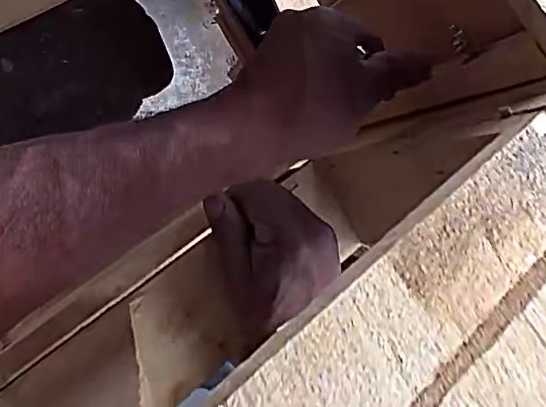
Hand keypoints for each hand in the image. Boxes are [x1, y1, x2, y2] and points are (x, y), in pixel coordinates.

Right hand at [204, 181, 339, 341]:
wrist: (302, 354)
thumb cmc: (266, 323)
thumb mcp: (238, 281)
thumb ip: (228, 234)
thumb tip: (214, 198)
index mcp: (292, 236)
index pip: (258, 191)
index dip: (235, 200)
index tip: (223, 219)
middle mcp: (315, 228)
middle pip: (275, 193)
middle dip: (251, 207)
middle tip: (238, 238)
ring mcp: (327, 235)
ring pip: (287, 202)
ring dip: (267, 214)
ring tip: (256, 249)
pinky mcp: (331, 243)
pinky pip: (300, 217)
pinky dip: (283, 225)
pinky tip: (274, 253)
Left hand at [220, 7, 430, 164]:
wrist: (252, 126)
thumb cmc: (314, 107)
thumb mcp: (366, 92)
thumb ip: (396, 72)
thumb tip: (428, 59)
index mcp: (331, 19)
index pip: (371, 40)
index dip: (379, 71)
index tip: (375, 98)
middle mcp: (302, 18)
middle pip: (342, 45)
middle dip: (351, 75)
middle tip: (352, 108)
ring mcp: (278, 36)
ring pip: (317, 57)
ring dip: (326, 81)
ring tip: (326, 114)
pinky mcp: (260, 58)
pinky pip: (294, 69)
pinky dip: (303, 86)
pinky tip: (303, 112)